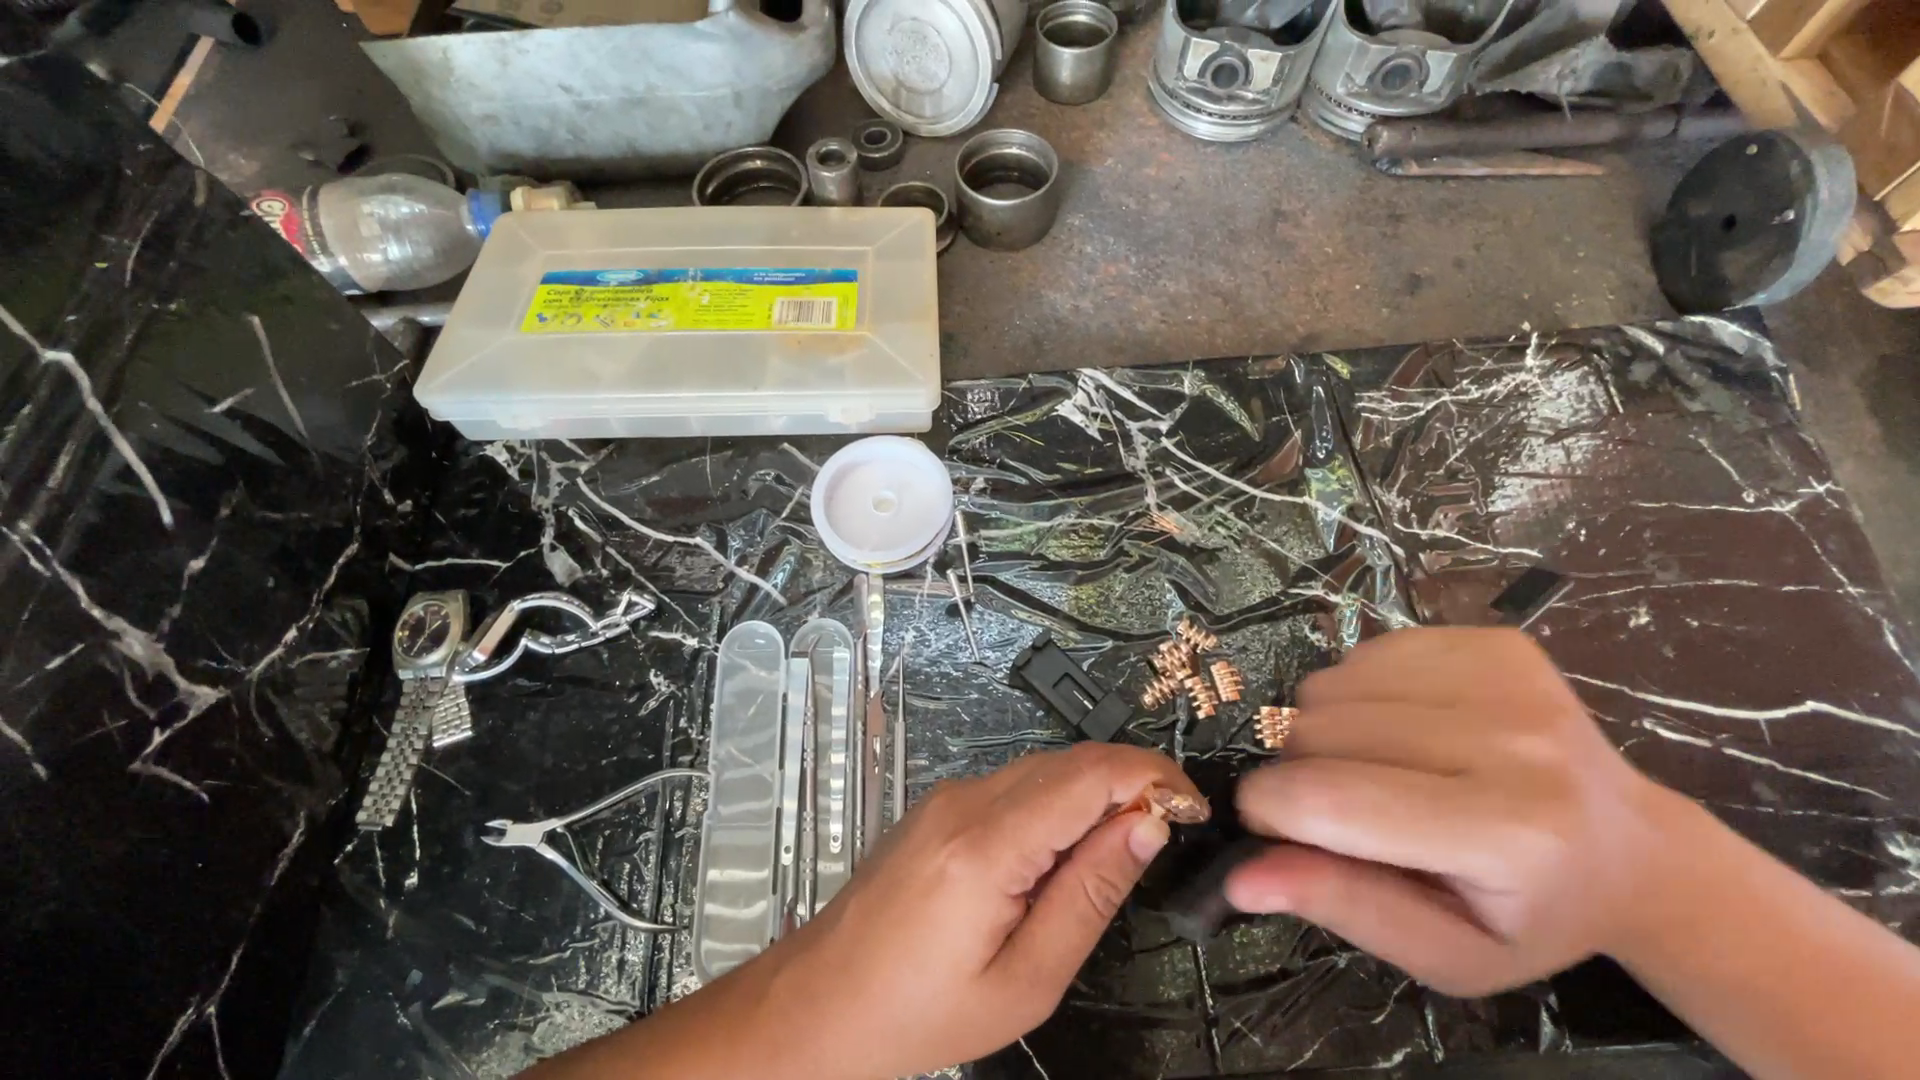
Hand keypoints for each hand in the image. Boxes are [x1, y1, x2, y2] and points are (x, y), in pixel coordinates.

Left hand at [752, 742, 1199, 1078]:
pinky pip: (1012, 786)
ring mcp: (946, 799)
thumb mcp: (1026, 979)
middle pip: (1067, 762)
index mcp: (986, 845)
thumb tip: (1146, 825)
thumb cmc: (920, 1011)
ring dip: (1092, 795)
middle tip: (1165, 835)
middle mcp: (964, 802)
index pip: (1088, 773)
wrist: (820, 1002)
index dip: (1151, 775)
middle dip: (1128, 783)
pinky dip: (1054, 804)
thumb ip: (1090, 895)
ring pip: (1042, 769)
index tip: (1192, 806)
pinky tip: (1060, 856)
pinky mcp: (938, 808)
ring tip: (1116, 855)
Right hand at [1228, 627, 1688, 996]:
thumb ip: (1342, 908)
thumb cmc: (1528, 915)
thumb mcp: (1443, 952)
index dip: (1265, 810)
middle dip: (1296, 773)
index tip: (1265, 827)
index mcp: (1506, 834)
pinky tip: (1398, 729)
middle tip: (1337, 810)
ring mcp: (1505, 679)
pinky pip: (1363, 653)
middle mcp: (1512, 741)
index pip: (1329, 799)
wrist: (1632, 849)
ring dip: (1321, 730)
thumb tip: (1239, 879)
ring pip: (1328, 686)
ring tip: (1372, 769)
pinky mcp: (1493, 643)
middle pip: (1317, 732)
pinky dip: (1355, 694)